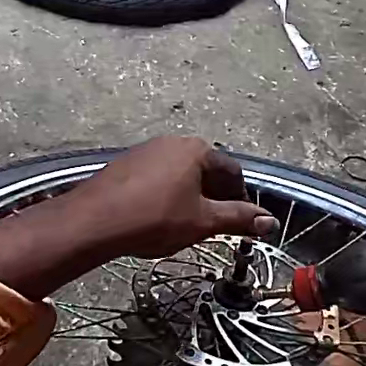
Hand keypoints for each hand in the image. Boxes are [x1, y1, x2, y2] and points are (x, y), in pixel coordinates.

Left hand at [0, 138, 274, 298]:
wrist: (95, 219)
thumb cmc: (155, 218)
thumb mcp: (203, 221)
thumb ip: (238, 218)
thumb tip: (270, 221)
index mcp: (196, 149)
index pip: (232, 170)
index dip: (242, 197)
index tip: (243, 221)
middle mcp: (172, 141)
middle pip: (206, 167)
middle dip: (216, 195)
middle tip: (217, 225)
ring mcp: (145, 149)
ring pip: (180, 171)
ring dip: (191, 194)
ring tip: (188, 223)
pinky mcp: (125, 162)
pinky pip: (157, 175)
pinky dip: (167, 192)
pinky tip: (159, 216)